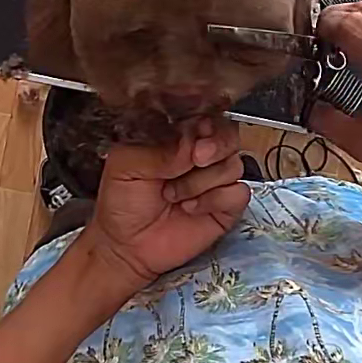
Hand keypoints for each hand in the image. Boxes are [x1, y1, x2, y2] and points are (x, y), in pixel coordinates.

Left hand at [76, 118, 249, 293]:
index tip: (194, 138)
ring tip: (175, 195)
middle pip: (230, 136)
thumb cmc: (122, 202)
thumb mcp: (126, 164)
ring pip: (234, 165)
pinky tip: (191, 208)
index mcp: (179, 138)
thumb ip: (157, 148)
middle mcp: (201, 155)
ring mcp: (216, 180)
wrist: (126, 245)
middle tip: (195, 160)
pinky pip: (239, 193)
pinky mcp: (227, 206)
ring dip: (201, 182)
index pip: (205, 118)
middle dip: (215, 147)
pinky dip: (215, 200)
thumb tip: (191, 144)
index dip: (205, 125)